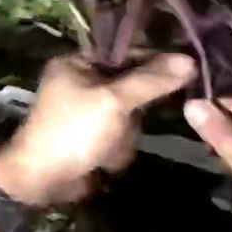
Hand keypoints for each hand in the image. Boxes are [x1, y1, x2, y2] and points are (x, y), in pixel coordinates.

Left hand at [0, 54, 195, 207]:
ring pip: (130, 116)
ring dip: (125, 136)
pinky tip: (105, 161)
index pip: (124, 51)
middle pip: (131, 86)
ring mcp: (87, 111)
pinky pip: (121, 135)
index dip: (154, 60)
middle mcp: (80, 82)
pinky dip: (117, 149)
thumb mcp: (113, 101)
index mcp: (76, 63)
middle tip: (126, 123)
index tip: (187, 69)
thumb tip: (189, 59)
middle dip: (133, 113)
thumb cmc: (72, 131)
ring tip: (109, 147)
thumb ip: (150, 81)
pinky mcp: (93, 136)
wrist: (42, 180)